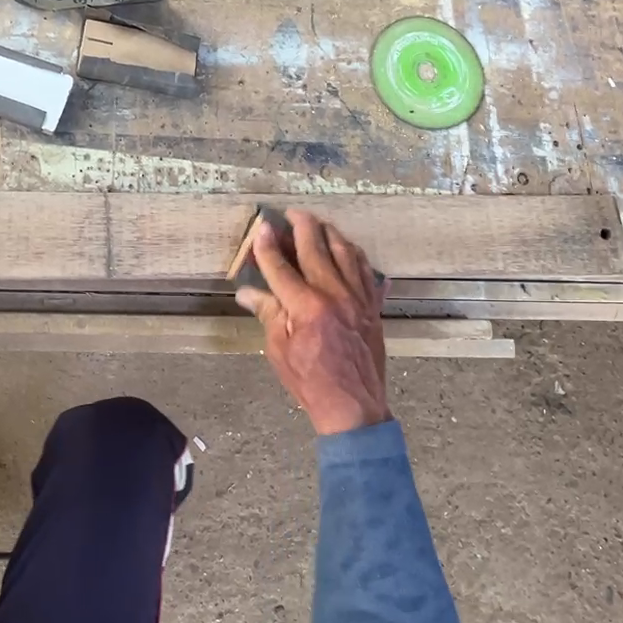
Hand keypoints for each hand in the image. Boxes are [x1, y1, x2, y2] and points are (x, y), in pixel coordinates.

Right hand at [235, 210, 390, 435]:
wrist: (354, 409)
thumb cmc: (310, 382)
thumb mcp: (278, 349)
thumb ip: (268, 313)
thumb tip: (248, 292)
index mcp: (306, 306)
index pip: (281, 265)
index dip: (267, 244)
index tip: (261, 226)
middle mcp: (334, 294)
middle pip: (317, 248)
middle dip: (302, 225)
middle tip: (292, 214)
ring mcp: (358, 300)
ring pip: (347, 253)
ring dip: (332, 234)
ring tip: (320, 225)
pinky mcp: (373, 309)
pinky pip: (369, 274)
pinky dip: (359, 258)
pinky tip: (353, 252)